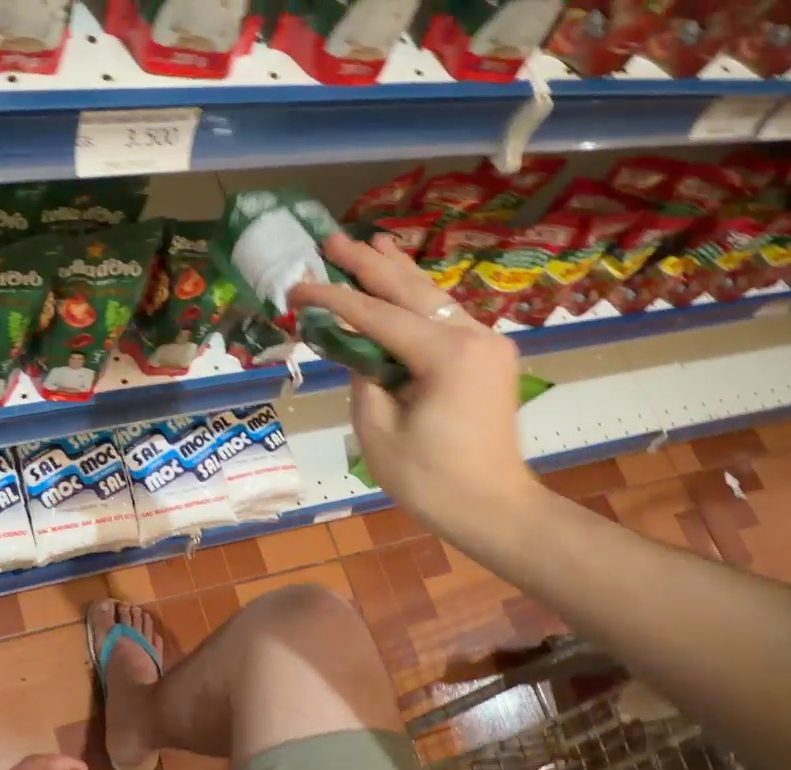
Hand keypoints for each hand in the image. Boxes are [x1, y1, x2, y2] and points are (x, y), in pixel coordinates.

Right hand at [288, 232, 539, 533]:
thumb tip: (358, 351)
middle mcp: (473, 336)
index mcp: (446, 355)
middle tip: (331, 240)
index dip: (333, 300)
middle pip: (411, 291)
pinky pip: (445, 318)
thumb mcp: (378, 432)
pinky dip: (418, 300)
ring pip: (433, 297)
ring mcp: (486, 344)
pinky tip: (403, 283)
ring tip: (369, 245)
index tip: (297, 287)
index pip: (377, 316)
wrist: (493, 507)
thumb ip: (363, 380)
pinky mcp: (486, 358)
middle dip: (368, 265)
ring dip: (397, 272)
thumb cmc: (431, 481)